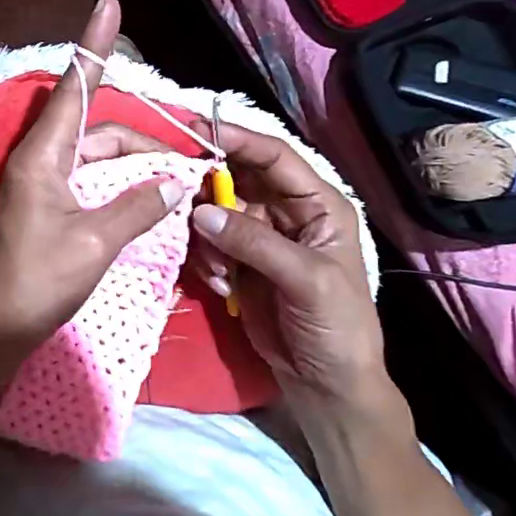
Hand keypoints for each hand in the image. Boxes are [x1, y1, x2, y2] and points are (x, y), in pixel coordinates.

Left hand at [0, 0, 188, 348]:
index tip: (108, 5)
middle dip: (144, 140)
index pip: (75, 87)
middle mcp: (41, 160)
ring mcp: (44, 183)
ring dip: (136, 166)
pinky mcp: (49, 205)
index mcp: (43, 156)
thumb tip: (174, 183)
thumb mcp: (97, 240)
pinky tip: (149, 196)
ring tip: (176, 183)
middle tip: (187, 162)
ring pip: (99, 157)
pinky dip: (121, 184)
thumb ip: (138, 205)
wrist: (2, 325)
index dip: (94, 45)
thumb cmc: (43, 279)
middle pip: (99, 129)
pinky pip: (91, 179)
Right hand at [186, 123, 389, 411]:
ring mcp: (258, 238)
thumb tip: (200, 211)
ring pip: (216, 211)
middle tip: (178, 196)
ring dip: (205, 234)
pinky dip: (205, 258)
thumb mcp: (306, 279)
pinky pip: (208, 243)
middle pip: (238, 179)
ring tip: (217, 269)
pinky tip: (219, 284)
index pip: (275, 157)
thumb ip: (254, 242)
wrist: (327, 384)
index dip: (239, 140)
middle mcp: (286, 212)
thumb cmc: (337, 326)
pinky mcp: (238, 263)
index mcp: (317, 204)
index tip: (197, 131)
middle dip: (209, 187)